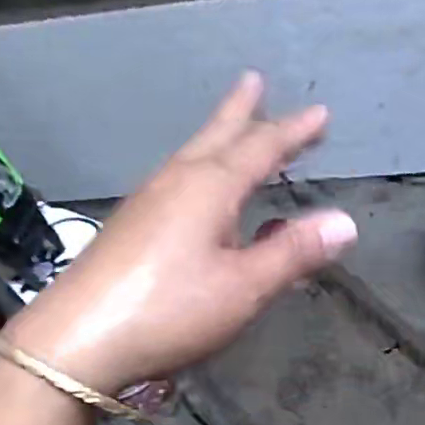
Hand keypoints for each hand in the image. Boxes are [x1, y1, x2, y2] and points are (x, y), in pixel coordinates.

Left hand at [4, 71, 357, 392]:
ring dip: (217, 139)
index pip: (261, 149)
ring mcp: (146, 204)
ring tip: (230, 132)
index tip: (320, 114)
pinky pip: (175, 185)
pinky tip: (197, 198)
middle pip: (216, 137)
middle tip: (255, 83)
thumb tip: (345, 222)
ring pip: (191, 158)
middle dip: (242, 113)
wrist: (78, 341)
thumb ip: (293, 254)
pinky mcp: (128, 230)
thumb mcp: (245, 287)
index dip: (293, 132)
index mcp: (209, 188)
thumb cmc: (171, 310)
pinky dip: (199, 174)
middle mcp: (175, 183)